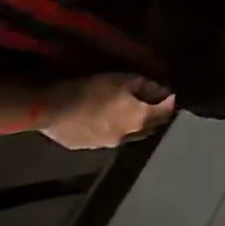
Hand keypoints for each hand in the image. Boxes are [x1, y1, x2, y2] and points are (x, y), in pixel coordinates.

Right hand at [39, 73, 174, 148]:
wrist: (53, 109)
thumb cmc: (92, 88)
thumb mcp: (124, 78)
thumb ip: (147, 85)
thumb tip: (163, 90)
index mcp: (139, 119)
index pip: (165, 113)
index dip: (170, 101)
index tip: (172, 93)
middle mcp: (127, 136)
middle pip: (151, 128)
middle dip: (158, 116)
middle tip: (160, 104)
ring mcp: (107, 145)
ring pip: (131, 136)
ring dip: (139, 125)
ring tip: (140, 113)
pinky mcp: (89, 147)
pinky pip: (112, 138)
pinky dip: (119, 129)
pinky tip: (112, 120)